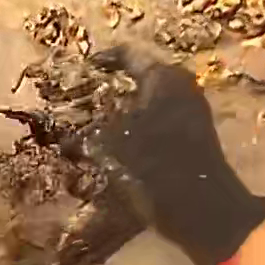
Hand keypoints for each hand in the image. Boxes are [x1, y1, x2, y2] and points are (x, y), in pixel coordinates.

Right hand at [89, 50, 264, 264]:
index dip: (104, 60)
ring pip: (145, 103)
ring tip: (90, 125)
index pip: (129, 56)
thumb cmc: (155, 167)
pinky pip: (152, 123)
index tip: (83, 66)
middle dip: (109, 89)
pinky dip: (131, 129)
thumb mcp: (111, 148)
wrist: (200, 208)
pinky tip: (111, 146)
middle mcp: (180, 89)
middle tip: (81, 98)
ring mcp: (188, 114)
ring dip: (119, 112)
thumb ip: (85, 138)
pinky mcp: (189, 138)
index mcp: (163, 79)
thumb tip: (64, 140)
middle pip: (138, 79)